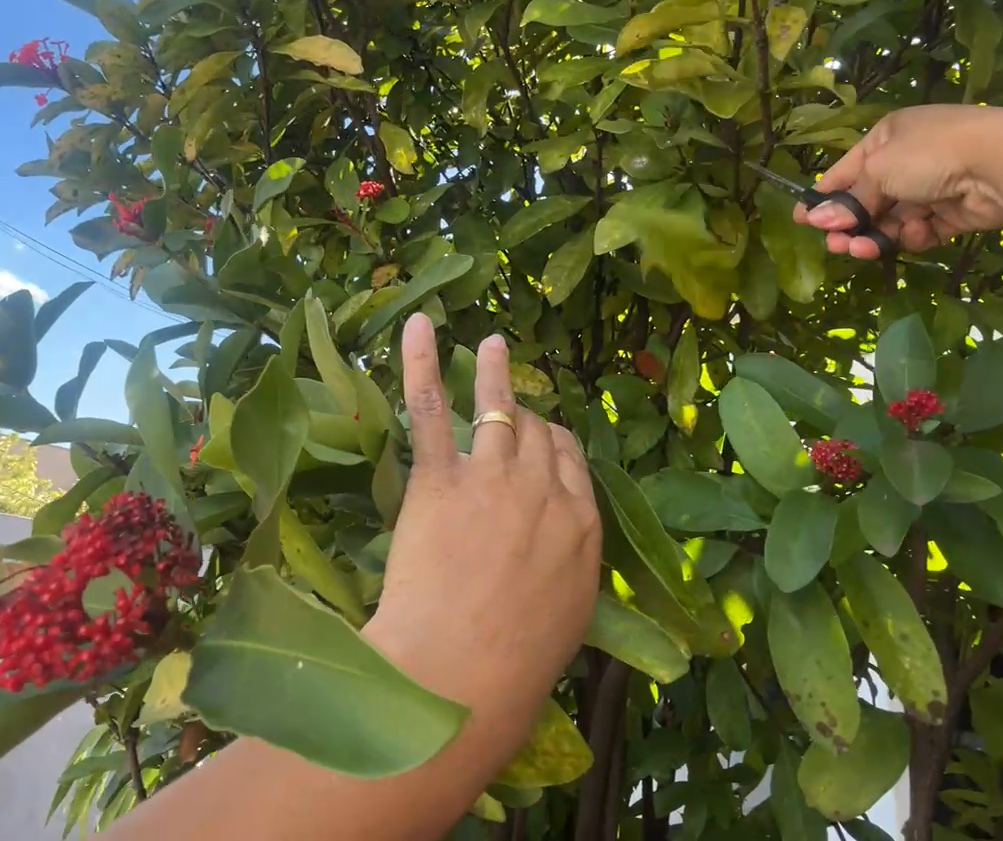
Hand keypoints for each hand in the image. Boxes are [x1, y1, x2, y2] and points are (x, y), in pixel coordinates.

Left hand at [365, 314, 601, 756]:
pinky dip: (422, 363)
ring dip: (492, 373)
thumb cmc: (516, 667)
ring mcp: (492, 477)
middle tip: (510, 403)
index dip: (553, 445)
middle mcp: (543, 488)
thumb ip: (566, 568)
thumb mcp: (566, 616)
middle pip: (537, 433)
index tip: (541, 439)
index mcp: (582, 524)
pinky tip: (420, 327)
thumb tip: (558, 554)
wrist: (464, 675)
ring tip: (492, 344)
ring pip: (496, 409)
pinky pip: (430, 408)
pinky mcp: (440, 477)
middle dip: (525, 415)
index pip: (571, 460)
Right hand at [793, 104, 1002, 257]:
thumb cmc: (930, 154)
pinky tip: (916, 235)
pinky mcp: (956, 212)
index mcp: (889, 137)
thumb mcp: (877, 171)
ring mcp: (935, 185)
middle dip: (850, 223)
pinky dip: (915, 236)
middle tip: (836, 245)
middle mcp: (910, 158)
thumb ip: (851, 200)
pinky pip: (923, 229)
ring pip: (893, 218)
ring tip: (864, 249)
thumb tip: (817, 221)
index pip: (847, 170)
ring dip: (876, 235)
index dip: (825, 196)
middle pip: (869, 198)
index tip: (802, 220)